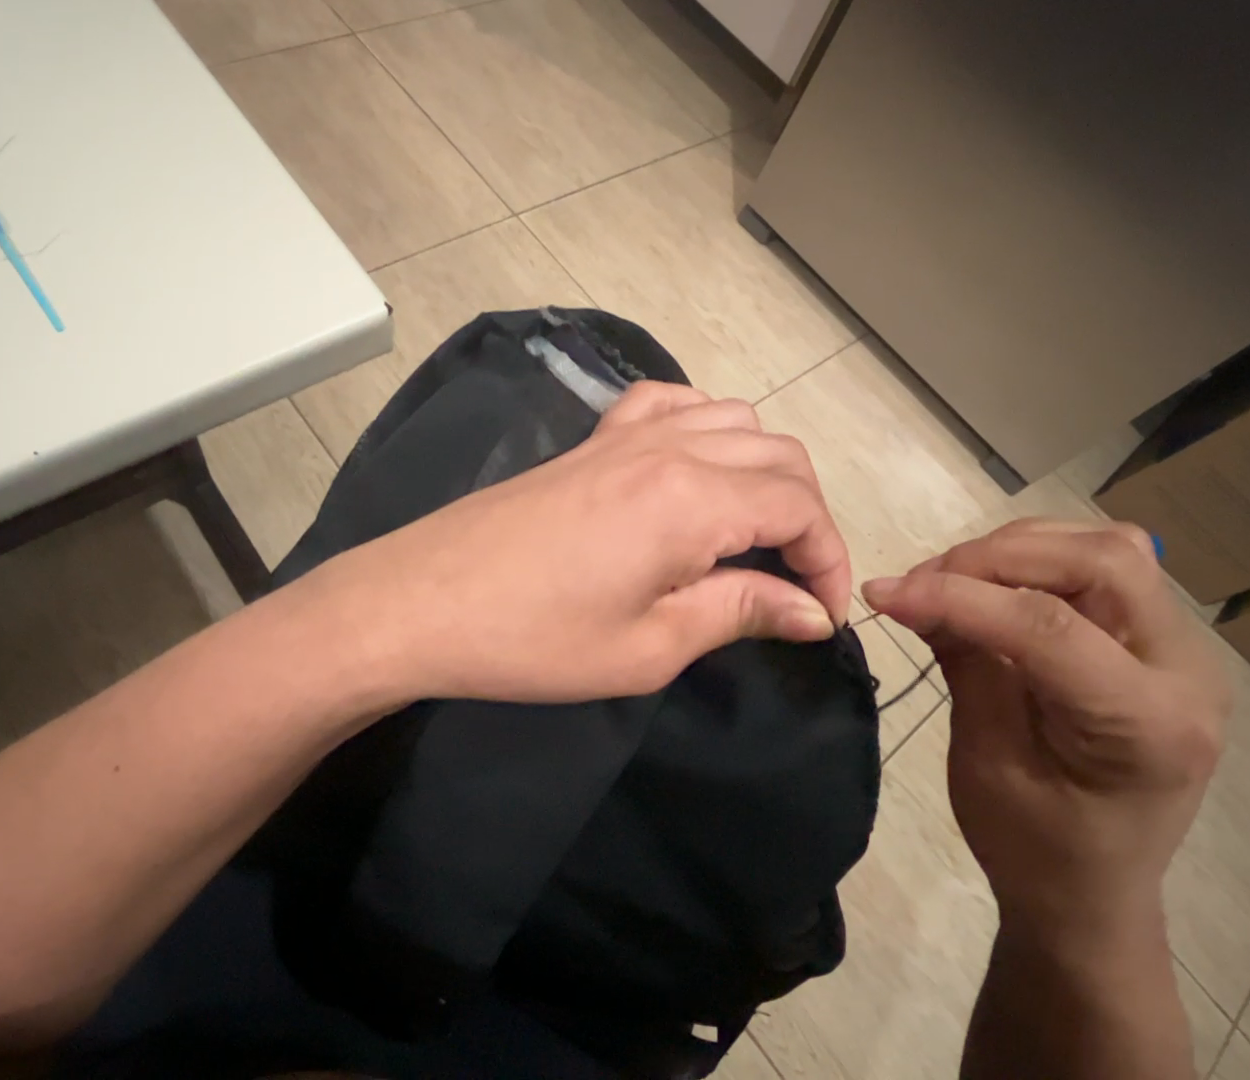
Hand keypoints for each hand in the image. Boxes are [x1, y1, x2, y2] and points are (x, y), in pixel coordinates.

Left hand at [295, 381, 852, 704]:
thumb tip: (809, 611)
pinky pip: (671, 405)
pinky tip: (698, 469)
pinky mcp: (591, 440)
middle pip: (780, 457)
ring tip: (755, 534)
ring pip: (734, 420)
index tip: (822, 615)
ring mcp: (624, 435)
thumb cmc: (532, 641)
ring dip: (765, 472)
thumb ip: (738, 612)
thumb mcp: (647, 646)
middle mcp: (668, 447)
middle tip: (796, 584)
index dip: (829, 561)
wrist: (420, 603)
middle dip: (809, 518)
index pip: (799, 507)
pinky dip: (707, 428)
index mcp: (690, 499)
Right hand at [862, 519, 1228, 935]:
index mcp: (1146, 724)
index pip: (1047, 625)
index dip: (956, 596)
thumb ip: (962, 662)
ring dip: (1017, 550)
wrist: (1089, 891)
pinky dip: (1037, 560)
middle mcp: (1186, 672)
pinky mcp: (1158, 640)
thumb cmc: (1031, 846)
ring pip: (1106, 548)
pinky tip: (992, 589)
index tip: (882, 592)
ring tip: (951, 582)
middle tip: (921, 584)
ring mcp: (1181, 651)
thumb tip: (905, 590)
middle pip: (1099, 560)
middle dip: (994, 557)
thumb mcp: (985, 760)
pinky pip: (1105, 567)